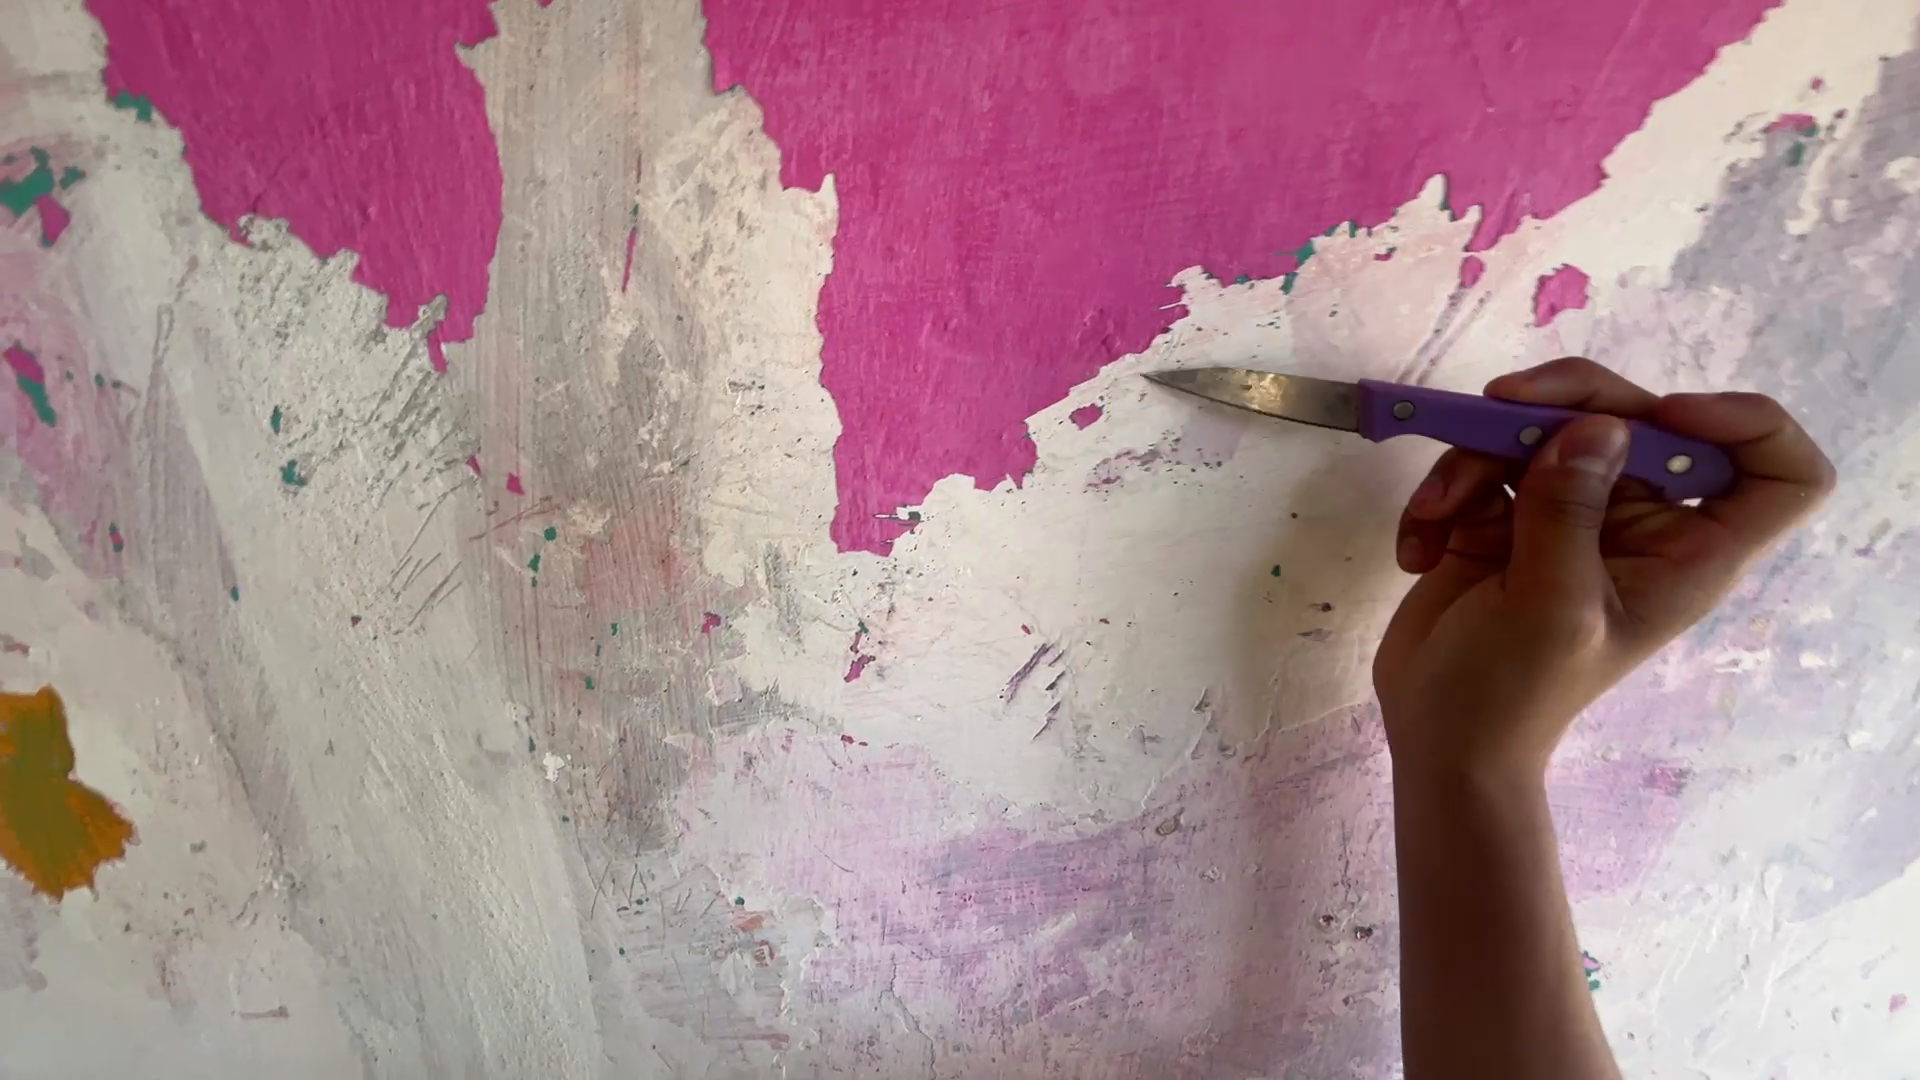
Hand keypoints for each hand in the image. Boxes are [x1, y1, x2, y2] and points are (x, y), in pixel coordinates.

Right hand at [1373, 357, 1835, 777]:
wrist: (1437, 727)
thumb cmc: (1512, 688)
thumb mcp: (1548, 605)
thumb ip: (1568, 514)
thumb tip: (1594, 427)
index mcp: (1680, 552)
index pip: (1771, 473)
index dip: (1740, 425)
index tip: (1665, 412)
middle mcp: (1625, 526)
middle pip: (1621, 425)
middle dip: (1554, 411)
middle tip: (1493, 400)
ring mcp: (1550, 522)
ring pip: (1525, 443)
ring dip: (1464, 471)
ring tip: (1429, 521)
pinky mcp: (1487, 525)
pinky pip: (1466, 479)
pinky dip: (1432, 505)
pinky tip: (1414, 552)